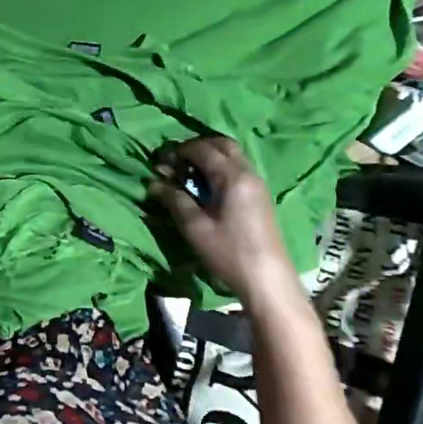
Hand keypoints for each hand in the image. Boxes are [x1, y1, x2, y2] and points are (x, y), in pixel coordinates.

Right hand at [149, 136, 296, 297]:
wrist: (267, 279)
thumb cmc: (229, 253)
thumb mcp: (195, 228)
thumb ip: (175, 200)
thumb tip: (155, 183)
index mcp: (233, 177)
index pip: (203, 149)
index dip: (180, 151)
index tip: (163, 162)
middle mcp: (248, 173)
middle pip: (223, 145)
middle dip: (198, 147)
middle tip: (178, 163)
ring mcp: (257, 184)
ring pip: (233, 155)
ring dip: (211, 156)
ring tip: (190, 175)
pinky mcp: (260, 196)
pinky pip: (239, 168)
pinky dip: (221, 167)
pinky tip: (209, 187)